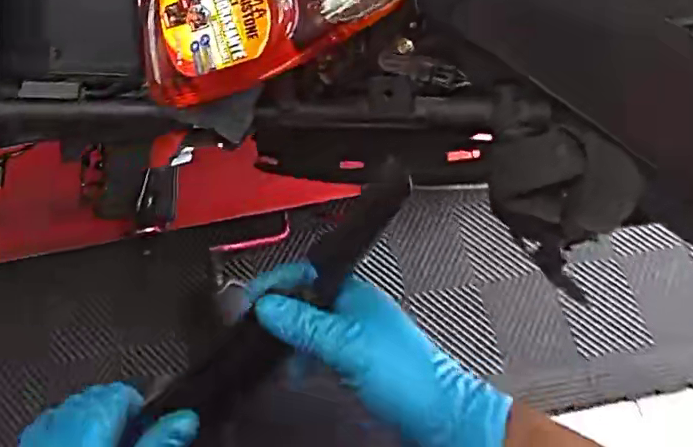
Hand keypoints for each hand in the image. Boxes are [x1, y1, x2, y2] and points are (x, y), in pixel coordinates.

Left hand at [18, 383, 197, 446]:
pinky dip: (71, 436)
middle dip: (120, 418)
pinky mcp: (28, 446)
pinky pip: (54, 427)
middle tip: (136, 445)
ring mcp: (40, 431)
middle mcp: (64, 413)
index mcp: (92, 416)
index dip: (144, 412)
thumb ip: (157, 445)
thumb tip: (188, 417)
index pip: (126, 393)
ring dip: (95, 426)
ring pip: (76, 411)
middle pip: (100, 399)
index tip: (154, 436)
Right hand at [250, 262, 511, 446]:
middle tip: (254, 324)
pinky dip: (301, 357)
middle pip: (302, 299)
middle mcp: (351, 307)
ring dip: (289, 336)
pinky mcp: (355, 361)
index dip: (273, 283)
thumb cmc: (408, 374)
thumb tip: (268, 306)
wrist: (443, 418)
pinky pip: (318, 350)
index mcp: (351, 290)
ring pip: (309, 325)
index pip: (301, 273)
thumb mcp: (346, 344)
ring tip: (271, 350)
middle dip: (277, 310)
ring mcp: (353, 334)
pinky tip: (295, 370)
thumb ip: (304, 324)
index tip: (250, 298)